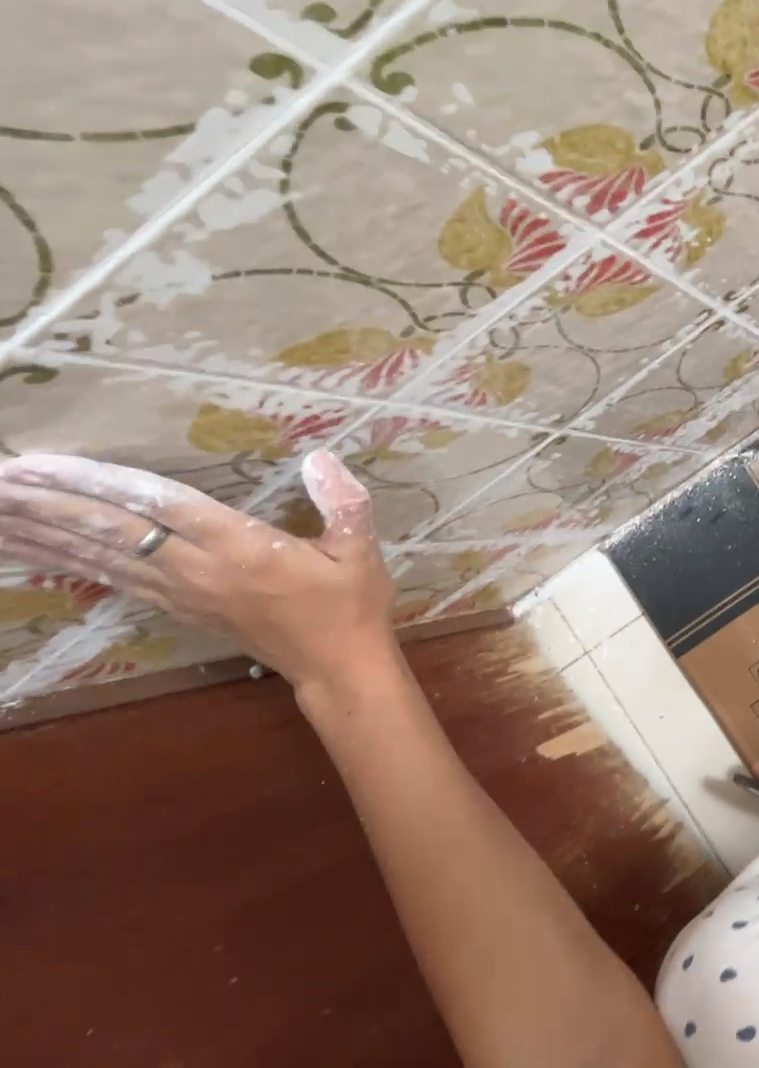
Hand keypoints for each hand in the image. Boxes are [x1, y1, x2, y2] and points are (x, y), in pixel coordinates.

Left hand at [0, 451, 398, 698]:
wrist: (337, 664)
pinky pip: (111, 579)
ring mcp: (184, 593)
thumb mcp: (362, 552)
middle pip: (113, 531)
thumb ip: (345, 503)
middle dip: (50, 504)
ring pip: (100, 556)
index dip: (102, 482)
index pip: (163, 506)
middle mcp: (201, 570)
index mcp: (245, 550)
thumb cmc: (352, 605)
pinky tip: (33, 549)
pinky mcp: (179, 608)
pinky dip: (66, 561)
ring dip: (43, 532)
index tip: (44, 463)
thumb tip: (321, 457)